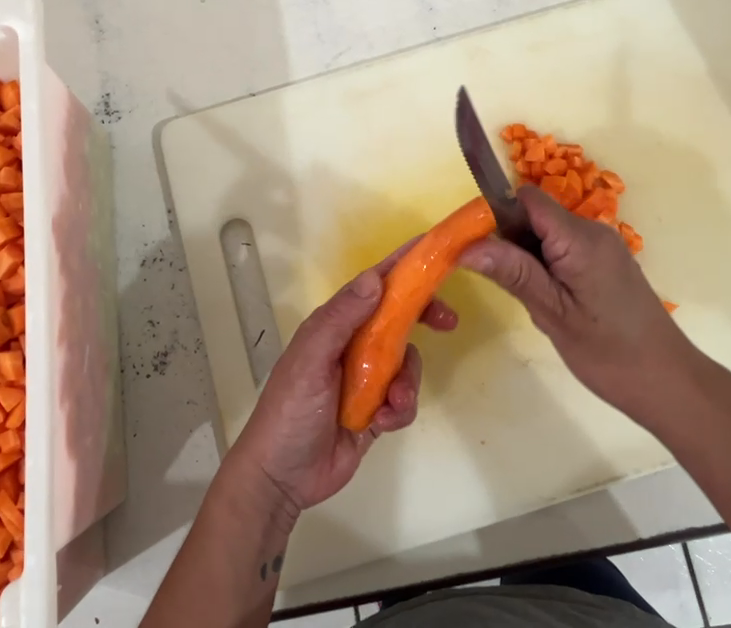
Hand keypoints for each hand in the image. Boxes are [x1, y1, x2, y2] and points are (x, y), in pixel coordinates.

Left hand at [225, 241, 456, 513]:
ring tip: (391, 403)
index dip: (403, 268)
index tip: (437, 253)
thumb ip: (341, 317)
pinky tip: (383, 423)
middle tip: (448, 322)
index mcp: (334, 325)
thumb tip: (375, 278)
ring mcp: (365, 378)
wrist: (282, 476)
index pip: (373, 286)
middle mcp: (351, 345)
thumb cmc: (290, 410)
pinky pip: (404, 399)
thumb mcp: (311, 358)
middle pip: (398, 318)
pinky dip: (401, 408)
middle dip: (422, 317)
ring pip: (407, 362)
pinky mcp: (376, 410)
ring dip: (407, 381)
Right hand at [459, 187, 696, 422]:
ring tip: (529, 299)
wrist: (668, 382)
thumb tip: (466, 246)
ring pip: (546, 233)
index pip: (526, 199)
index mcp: (579, 238)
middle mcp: (592, 231)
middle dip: (509, 240)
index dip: (496, 213)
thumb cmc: (609, 353)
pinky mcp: (605, 262)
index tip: (475, 247)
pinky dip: (545, 265)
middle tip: (501, 283)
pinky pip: (563, 247)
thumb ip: (512, 273)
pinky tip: (548, 301)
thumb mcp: (552, 314)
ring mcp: (602, 246)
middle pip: (534, 214)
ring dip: (526, 256)